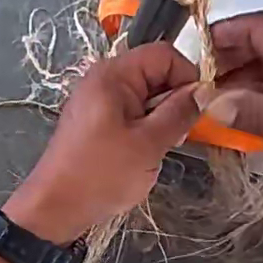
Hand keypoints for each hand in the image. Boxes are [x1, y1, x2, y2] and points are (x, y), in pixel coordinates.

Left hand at [5, 42, 202, 243]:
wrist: (56, 208)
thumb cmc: (102, 174)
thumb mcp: (149, 143)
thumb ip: (180, 112)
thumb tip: (206, 90)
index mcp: (113, 74)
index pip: (164, 54)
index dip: (188, 76)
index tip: (197, 109)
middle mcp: (104, 79)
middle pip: (155, 73)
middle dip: (175, 100)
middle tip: (176, 135)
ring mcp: (99, 101)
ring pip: (147, 96)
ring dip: (162, 118)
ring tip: (158, 148)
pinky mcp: (97, 121)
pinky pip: (132, 113)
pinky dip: (146, 129)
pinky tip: (144, 153)